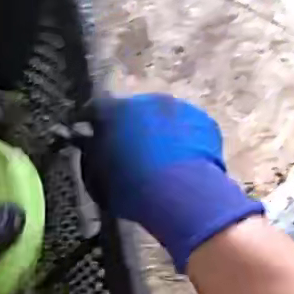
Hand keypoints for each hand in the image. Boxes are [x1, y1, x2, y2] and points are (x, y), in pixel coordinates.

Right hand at [89, 94, 262, 270]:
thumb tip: (92, 146)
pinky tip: (179, 166)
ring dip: (156, 134)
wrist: (179, 193)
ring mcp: (178, 108)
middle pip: (132, 111)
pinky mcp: (204, 122)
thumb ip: (91, 157)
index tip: (89, 136)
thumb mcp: (97, 179)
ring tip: (156, 162)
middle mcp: (146, 100)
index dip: (91, 124)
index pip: (94, 110)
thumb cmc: (129, 189)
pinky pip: (186, 130)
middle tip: (127, 152)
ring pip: (161, 118)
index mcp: (114, 112)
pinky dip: (181, 143)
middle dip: (127, 128)